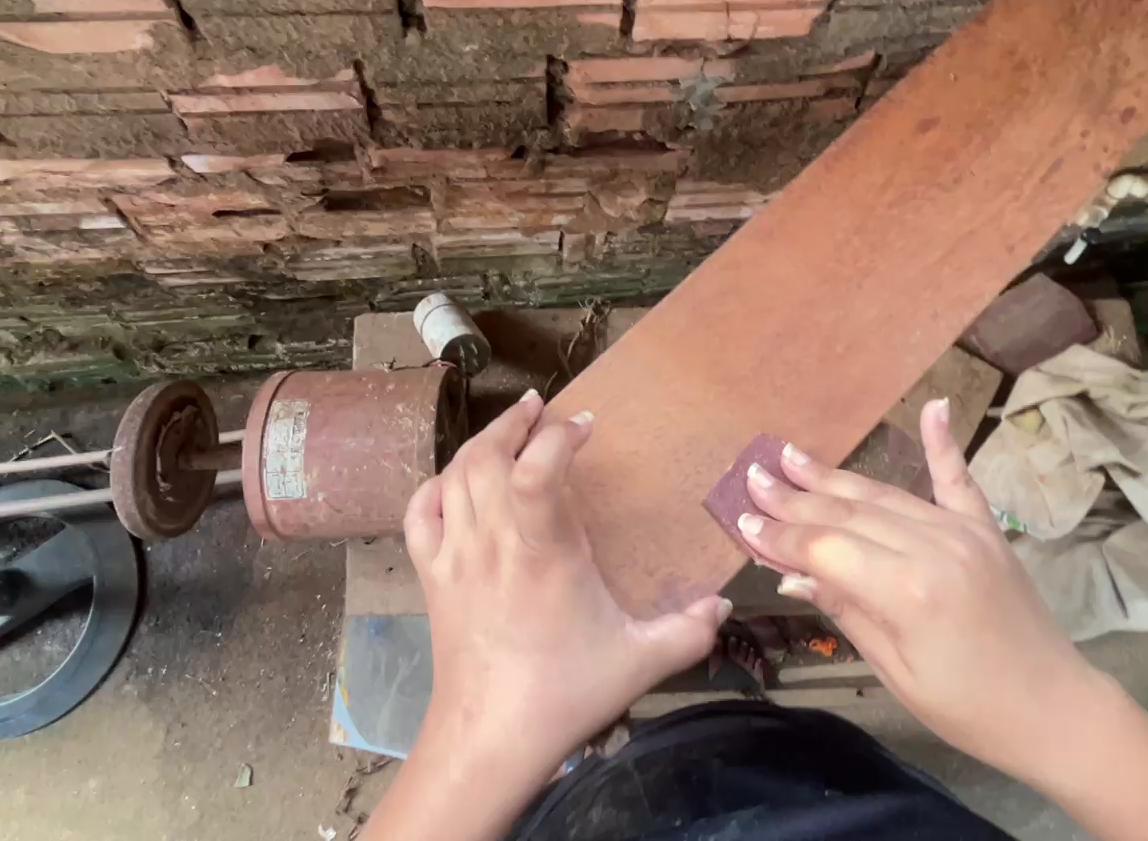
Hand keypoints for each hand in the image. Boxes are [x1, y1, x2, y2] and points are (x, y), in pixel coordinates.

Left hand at [405, 389, 730, 772]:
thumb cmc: (563, 693)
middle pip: (486, 456)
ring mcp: (454, 555)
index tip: (586, 425)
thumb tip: (726, 603)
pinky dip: (435, 487)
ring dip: (480, 443)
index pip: (536, 469)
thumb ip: (689, 630)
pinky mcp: (431, 575)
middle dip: (513, 421)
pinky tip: (454, 482)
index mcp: (542, 551)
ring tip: (508, 429)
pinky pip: (421, 514)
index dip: (559, 436)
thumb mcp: (639, 662)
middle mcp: (493, 541)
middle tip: (541, 408)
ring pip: (455, 476)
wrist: (487, 739)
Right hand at [736, 398, 1113, 785]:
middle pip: (847, 513)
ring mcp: (962, 531)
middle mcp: (933, 547)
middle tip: (753, 477)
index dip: (780, 537)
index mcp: (907, 590)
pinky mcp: (984, 528)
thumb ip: (843, 609)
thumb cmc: (967, 708)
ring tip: (790, 455)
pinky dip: (942, 442)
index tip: (742, 522)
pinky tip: (933, 405)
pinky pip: (956, 479)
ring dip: (832, 475)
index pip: (825, 549)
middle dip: (793, 498)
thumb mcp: (894, 669)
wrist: (1058, 711)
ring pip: (881, 495)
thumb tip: (789, 572)